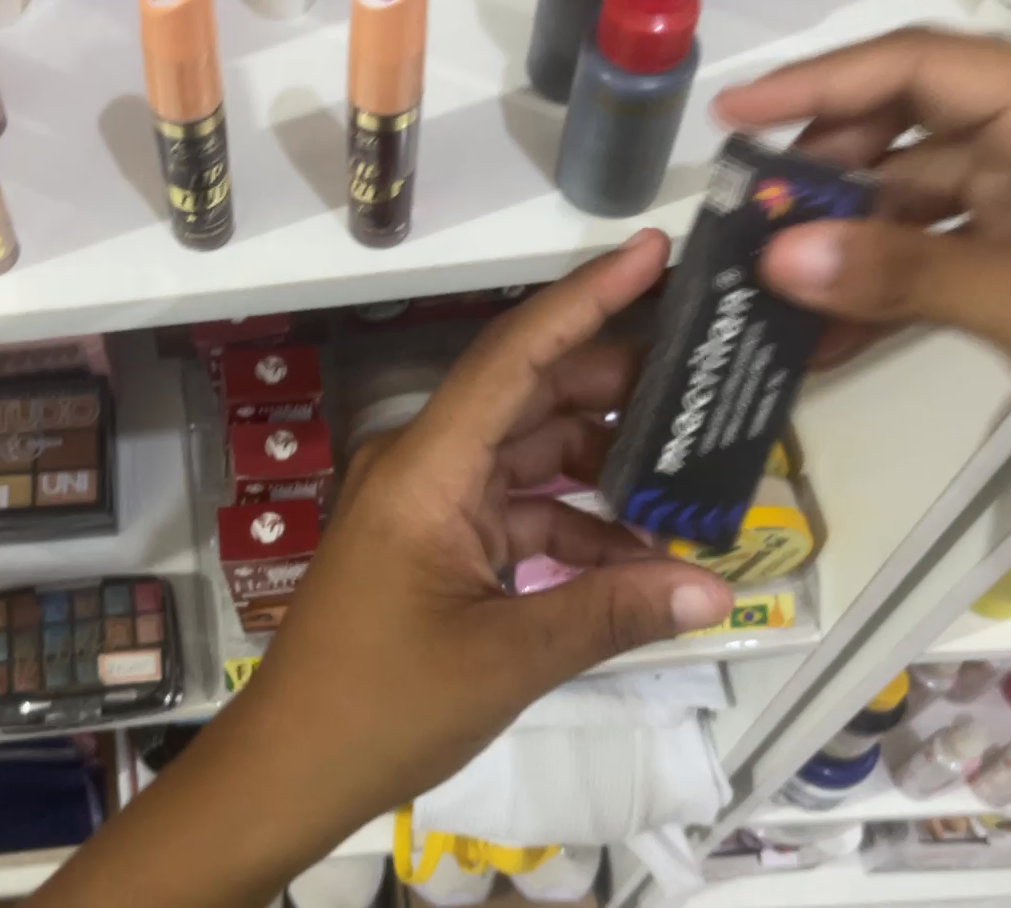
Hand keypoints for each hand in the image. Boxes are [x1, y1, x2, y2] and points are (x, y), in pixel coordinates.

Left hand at [243, 229, 734, 824]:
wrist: (294, 758)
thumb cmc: (383, 702)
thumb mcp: (506, 657)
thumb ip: (610, 612)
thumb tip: (716, 589)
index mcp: (426, 466)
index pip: (511, 357)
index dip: (581, 299)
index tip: (649, 253)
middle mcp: (423, 464)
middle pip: (528, 399)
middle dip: (616, 387)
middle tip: (710, 377)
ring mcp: (425, 502)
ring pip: (526, 456)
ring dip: (601, 466)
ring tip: (694, 470)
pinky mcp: (432, 540)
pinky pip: (512, 510)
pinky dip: (570, 525)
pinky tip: (636, 555)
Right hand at [714, 28, 1010, 509]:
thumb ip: (908, 274)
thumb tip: (774, 255)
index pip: (920, 69)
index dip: (815, 83)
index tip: (727, 116)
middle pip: (895, 123)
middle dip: (813, 166)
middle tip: (746, 214)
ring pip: (891, 190)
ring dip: (827, 233)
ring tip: (762, 276)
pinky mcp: (1001, 255)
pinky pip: (904, 253)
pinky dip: (857, 288)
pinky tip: (813, 336)